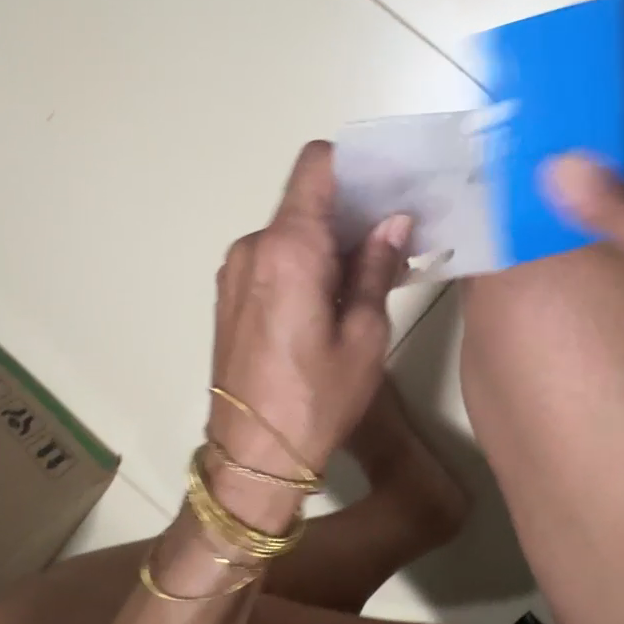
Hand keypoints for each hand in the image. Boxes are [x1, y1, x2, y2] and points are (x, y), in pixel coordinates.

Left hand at [209, 141, 411, 475]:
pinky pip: (272, 258)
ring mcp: (234, 271)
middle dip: (349, 212)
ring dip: (326, 243)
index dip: (353, 165)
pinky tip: (328, 301)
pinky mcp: (229, 294)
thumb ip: (376, 267)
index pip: (316, 166)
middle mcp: (253, 247)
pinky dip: (303, 263)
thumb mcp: (364, 335)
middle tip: (392, 239)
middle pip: (305, 201)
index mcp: (288, 249)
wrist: (252, 457)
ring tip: (363, 280)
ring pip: (289, 232)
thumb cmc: (317, 398)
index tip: (386, 187)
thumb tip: (394, 221)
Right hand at [546, 101, 623, 414]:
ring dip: (585, 173)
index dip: (614, 101)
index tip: (555, 101)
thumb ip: (619, 209)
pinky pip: (618, 207)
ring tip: (524, 157)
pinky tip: (544, 200)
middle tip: (527, 129)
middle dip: (591, 139)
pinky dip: (588, 205)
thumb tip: (559, 165)